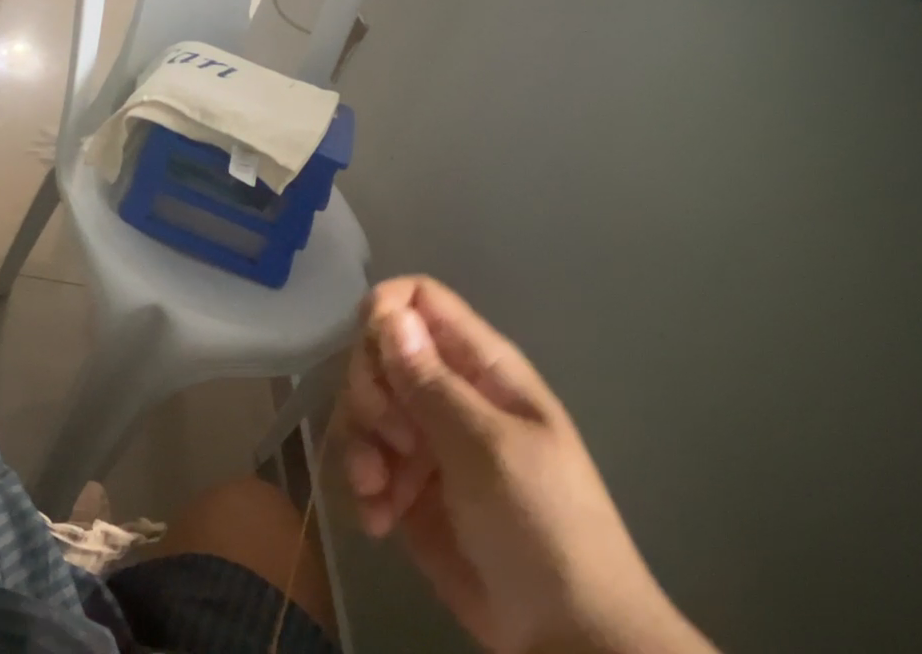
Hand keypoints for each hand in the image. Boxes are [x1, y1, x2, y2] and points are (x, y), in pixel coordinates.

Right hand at [336, 277, 715, 653]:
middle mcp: (447, 393)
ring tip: (378, 492)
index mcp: (481, 367)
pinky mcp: (404, 486)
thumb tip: (385, 311)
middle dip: (368, 395)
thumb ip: (430, 381)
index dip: (384, 314)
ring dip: (359, 448)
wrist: (563, 633)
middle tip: (393, 439)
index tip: (371, 358)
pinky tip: (380, 522)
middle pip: (377, 354)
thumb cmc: (541, 523)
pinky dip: (361, 489)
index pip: (419, 302)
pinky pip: (361, 462)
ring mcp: (424, 440)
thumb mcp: (485, 446)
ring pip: (361, 409)